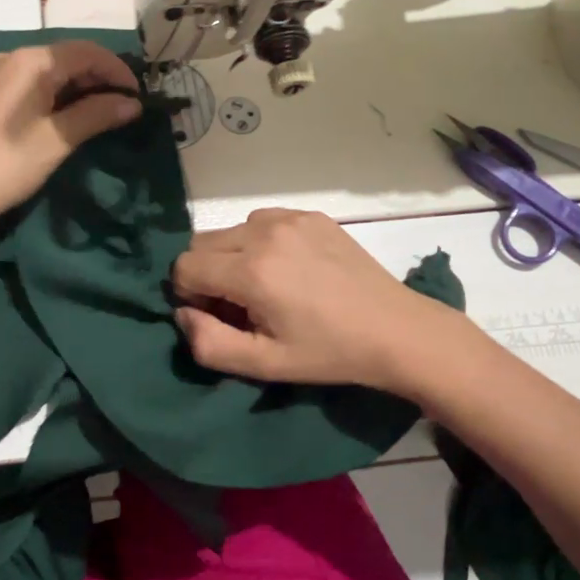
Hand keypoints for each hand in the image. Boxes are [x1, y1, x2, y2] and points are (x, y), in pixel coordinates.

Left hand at [0, 40, 142, 229]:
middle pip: (68, 57)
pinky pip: (34, 84)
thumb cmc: (6, 164)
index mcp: (31, 60)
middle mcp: (13, 57)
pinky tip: (71, 117)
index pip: (87, 51)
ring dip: (80, 89)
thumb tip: (132, 104)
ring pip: (51, 71)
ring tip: (105, 114)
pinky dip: (58, 96)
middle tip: (126, 107)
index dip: (117, 71)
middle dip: (100, 79)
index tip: (139, 96)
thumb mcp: (57, 139)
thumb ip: (97, 114)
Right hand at [172, 209, 480, 399]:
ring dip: (233, 256)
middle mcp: (264, 232)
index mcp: (251, 271)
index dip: (191, 295)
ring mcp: (289, 218)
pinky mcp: (310, 215)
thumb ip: (209, 343)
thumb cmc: (328, 353)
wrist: (397, 331)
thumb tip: (182, 313)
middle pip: (201, 244)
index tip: (220, 316)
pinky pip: (262, 222)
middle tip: (240, 304)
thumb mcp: (264, 364)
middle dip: (207, 273)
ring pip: (230, 231)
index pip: (184, 267)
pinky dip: (261, 243)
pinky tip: (291, 270)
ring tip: (266, 286)